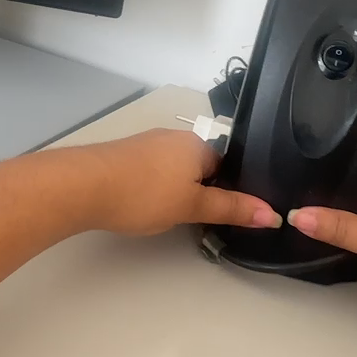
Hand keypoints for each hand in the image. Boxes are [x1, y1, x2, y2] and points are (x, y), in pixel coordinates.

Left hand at [78, 129, 282, 235]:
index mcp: (198, 144)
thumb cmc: (144, 194)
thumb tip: (272, 214)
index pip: (227, 166)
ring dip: (175, 190)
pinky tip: (144, 204)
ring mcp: (148, 143)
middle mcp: (175, 137)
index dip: (228, 192)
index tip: (221, 215)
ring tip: (166, 215)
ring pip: (174, 169)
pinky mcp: (126, 154)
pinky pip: (152, 170)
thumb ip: (231, 209)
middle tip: (194, 219)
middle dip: (200, 191)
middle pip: (200, 166)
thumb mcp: (193, 207)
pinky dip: (154, 187)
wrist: (84, 185)